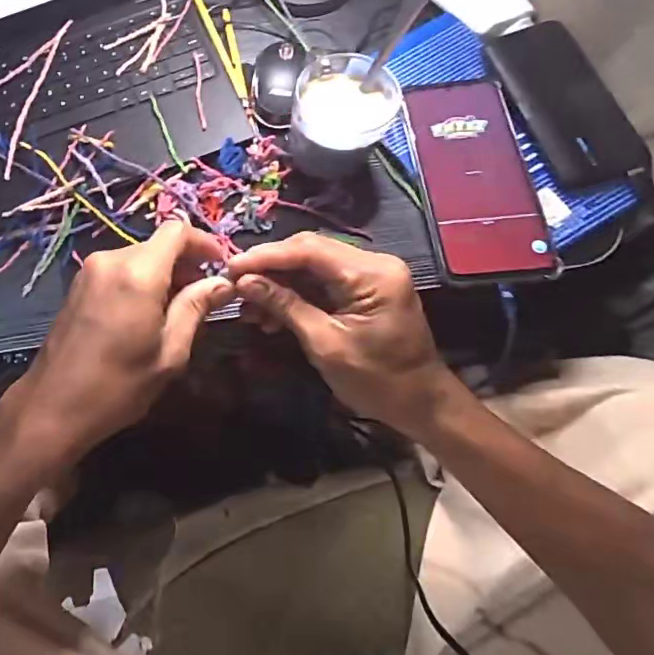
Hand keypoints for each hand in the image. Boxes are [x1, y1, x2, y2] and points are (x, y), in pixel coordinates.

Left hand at [1, 220, 232, 460]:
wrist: (52, 406)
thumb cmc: (118, 385)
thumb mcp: (169, 352)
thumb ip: (195, 308)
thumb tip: (222, 283)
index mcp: (137, 272)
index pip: (177, 230)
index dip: (204, 242)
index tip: (221, 266)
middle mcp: (112, 260)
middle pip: (158, 245)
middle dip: (185, 264)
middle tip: (204, 297)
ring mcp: (91, 270)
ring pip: (140, 257)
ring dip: (163, 274)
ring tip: (178, 311)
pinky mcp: (79, 284)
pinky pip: (120, 270)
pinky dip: (140, 281)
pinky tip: (147, 314)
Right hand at [225, 232, 466, 437]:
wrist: (422, 404)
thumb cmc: (378, 381)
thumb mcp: (325, 345)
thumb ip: (285, 306)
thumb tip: (245, 283)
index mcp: (372, 274)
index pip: (309, 250)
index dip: (266, 256)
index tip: (231, 267)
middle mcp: (373, 263)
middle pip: (309, 250)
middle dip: (269, 267)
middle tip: (234, 283)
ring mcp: (370, 273)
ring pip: (311, 264)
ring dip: (278, 282)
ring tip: (247, 306)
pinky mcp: (363, 287)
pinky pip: (322, 280)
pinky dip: (295, 293)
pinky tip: (269, 314)